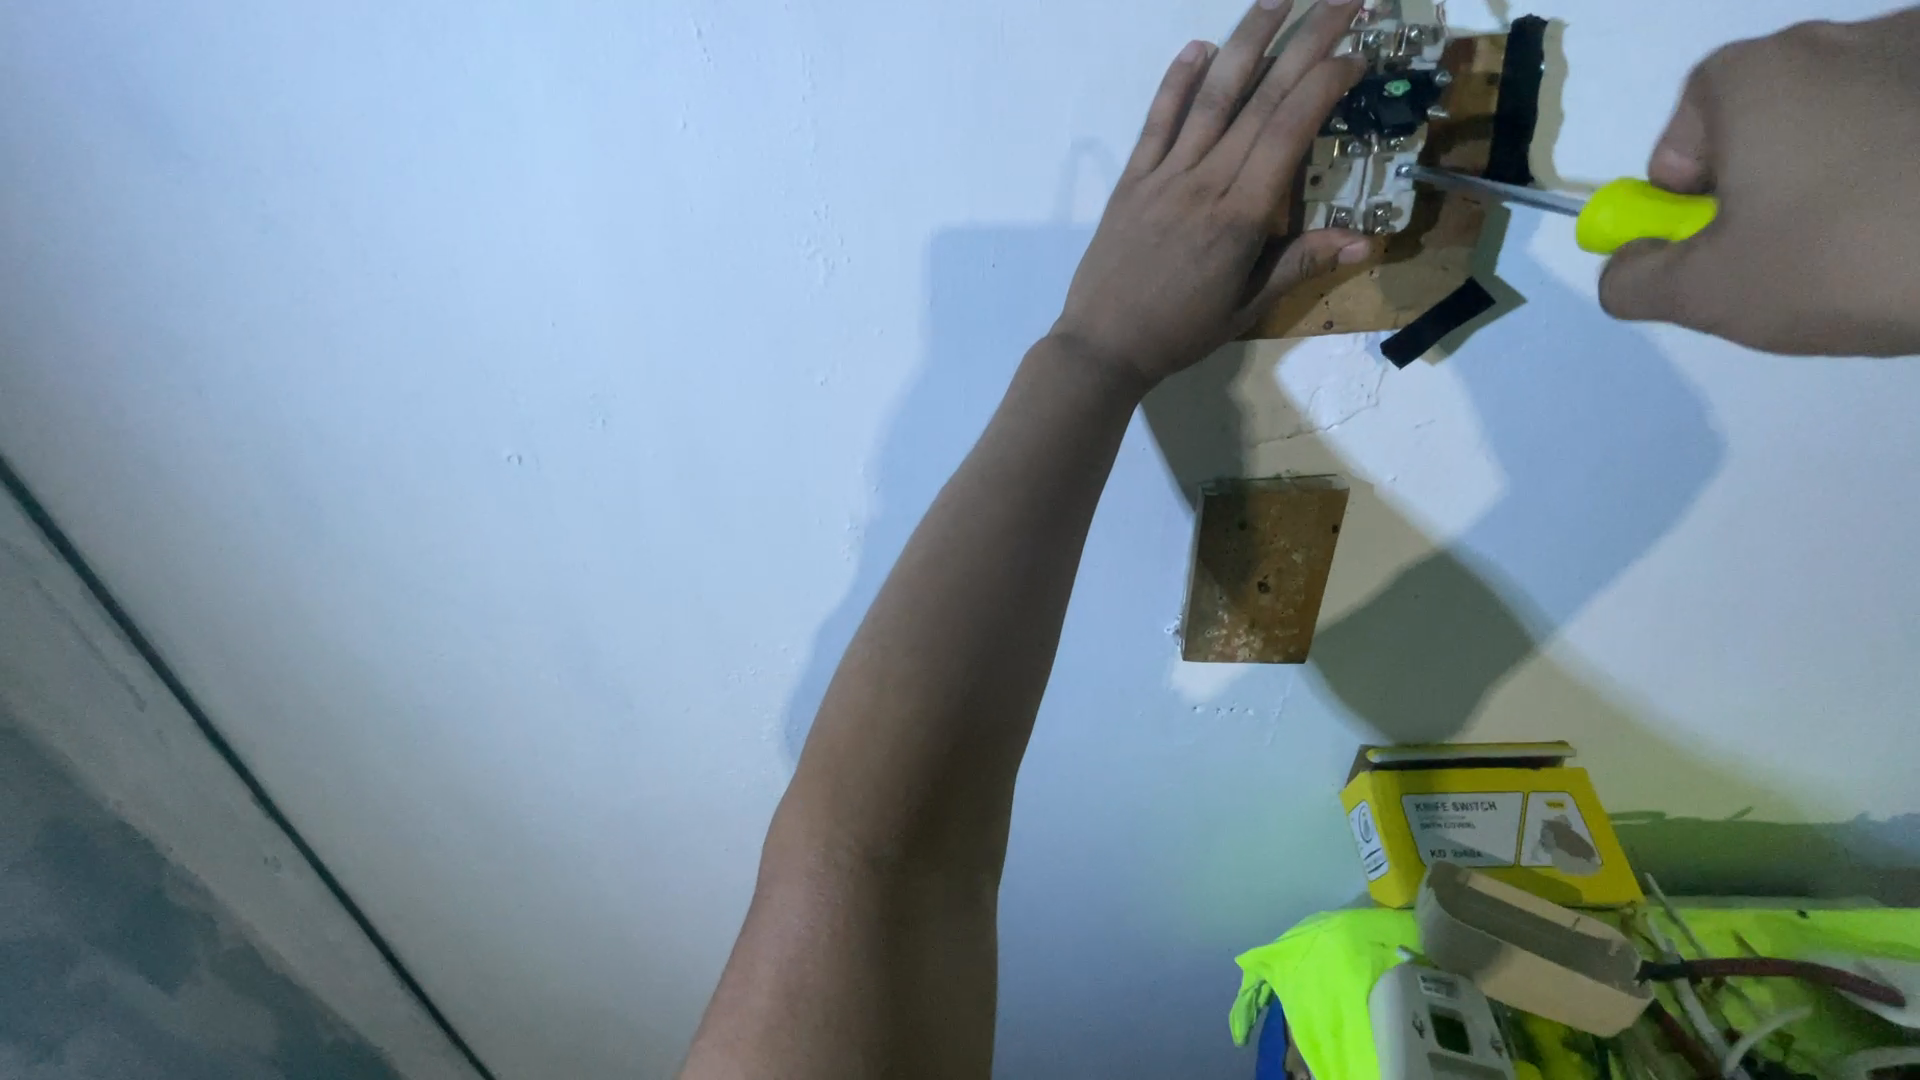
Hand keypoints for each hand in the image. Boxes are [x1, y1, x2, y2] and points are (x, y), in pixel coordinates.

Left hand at [1051, 0, 1368, 386]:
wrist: (1102, 346)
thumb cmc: (1177, 334)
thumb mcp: (1244, 309)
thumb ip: (1299, 265)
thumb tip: (1367, 240)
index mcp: (1240, 218)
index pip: (1290, 129)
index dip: (1326, 82)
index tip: (1356, 54)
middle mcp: (1204, 184)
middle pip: (1262, 99)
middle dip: (1308, 40)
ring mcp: (1163, 178)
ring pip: (1210, 97)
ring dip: (1246, 41)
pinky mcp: (1130, 182)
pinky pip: (1155, 123)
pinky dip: (1175, 83)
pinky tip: (1196, 47)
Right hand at [1600, 11, 1919, 356]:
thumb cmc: (1843, 259)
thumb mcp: (1698, 295)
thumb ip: (1630, 279)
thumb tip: (1634, 260)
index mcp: (1771, 75)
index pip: (1696, 107)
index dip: (1686, 171)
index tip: (1707, 223)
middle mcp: (1860, 37)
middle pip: (1777, 107)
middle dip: (1761, 171)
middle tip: (1778, 241)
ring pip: (1856, 113)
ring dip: (1841, 167)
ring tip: (1869, 236)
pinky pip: (1919, 121)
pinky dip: (1908, 164)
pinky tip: (1919, 216)